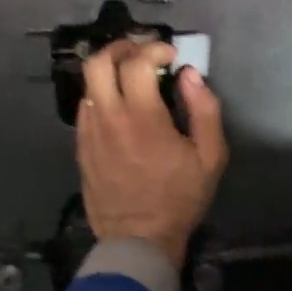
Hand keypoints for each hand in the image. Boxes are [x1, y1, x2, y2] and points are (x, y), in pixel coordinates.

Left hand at [77, 40, 227, 267]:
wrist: (138, 242)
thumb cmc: (179, 199)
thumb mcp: (210, 157)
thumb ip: (205, 109)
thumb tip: (190, 75)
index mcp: (142, 117)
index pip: (137, 61)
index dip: (154, 48)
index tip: (170, 56)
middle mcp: (109, 118)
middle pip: (99, 62)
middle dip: (121, 48)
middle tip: (142, 53)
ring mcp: (90, 132)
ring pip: (88, 82)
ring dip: (110, 70)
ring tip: (131, 75)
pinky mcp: (81, 147)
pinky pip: (85, 107)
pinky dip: (101, 94)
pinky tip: (119, 105)